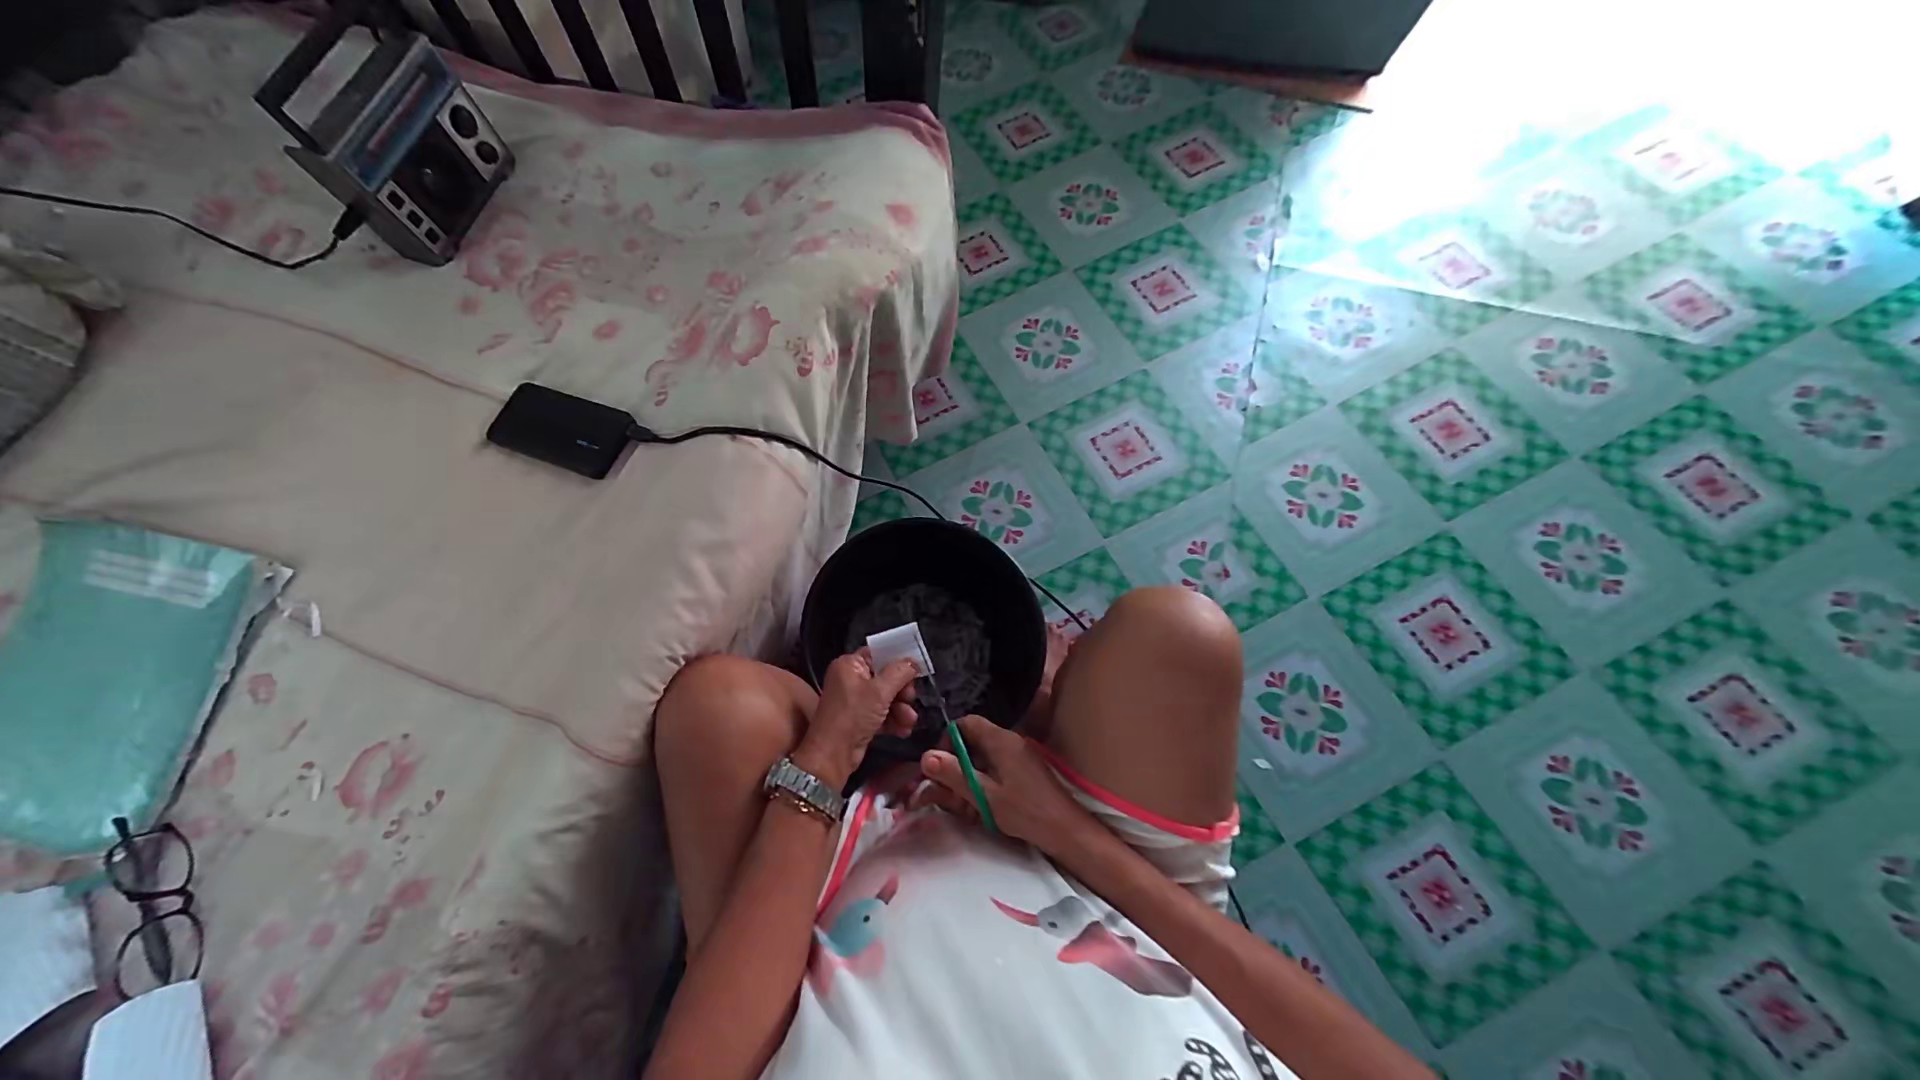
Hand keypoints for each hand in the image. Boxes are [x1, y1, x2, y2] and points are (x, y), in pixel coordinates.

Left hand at [792, 650, 920, 789]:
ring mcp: (855, 700)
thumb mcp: (880, 691)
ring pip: (887, 697)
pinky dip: (893, 720)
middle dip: (902, 690)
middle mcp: (850, 679)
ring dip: (901, 708)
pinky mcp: (859, 719)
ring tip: (908, 720)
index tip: (916, 670)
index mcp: (849, 665)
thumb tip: (914, 662)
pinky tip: (903, 729)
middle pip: (886, 676)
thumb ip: (900, 672)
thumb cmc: (852, 717)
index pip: (878, 654)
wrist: (832, 757)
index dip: (898, 660)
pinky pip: (882, 713)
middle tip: (910, 698)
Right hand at [913, 714, 1106, 863]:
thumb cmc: (1025, 810)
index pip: (966, 723)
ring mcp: (1018, 757)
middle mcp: (1009, 742)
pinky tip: (977, 808)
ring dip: (966, 780)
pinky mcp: (1024, 773)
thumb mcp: (984, 794)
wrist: (1066, 830)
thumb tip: (926, 756)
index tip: (937, 765)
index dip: (947, 740)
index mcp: (1000, 740)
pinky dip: (982, 786)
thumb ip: (955, 774)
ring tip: (958, 806)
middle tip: (942, 793)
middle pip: (972, 744)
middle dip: (953, 767)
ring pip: (982, 761)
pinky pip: (995, 771)